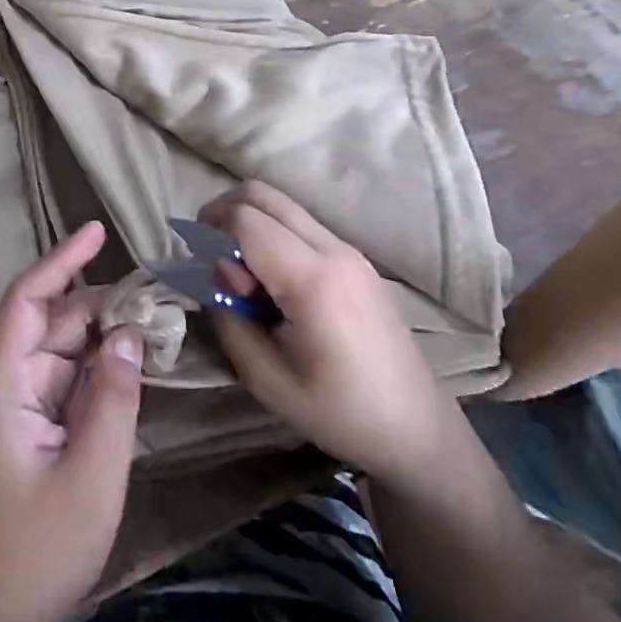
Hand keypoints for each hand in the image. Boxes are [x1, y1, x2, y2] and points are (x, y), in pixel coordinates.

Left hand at [0, 221, 145, 621]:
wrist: (15, 611)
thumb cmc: (44, 544)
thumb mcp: (91, 473)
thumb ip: (113, 398)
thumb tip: (130, 333)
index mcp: (6, 386)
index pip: (26, 304)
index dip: (58, 262)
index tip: (97, 232)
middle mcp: (16, 383)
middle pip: (57, 321)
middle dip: (103, 303)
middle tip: (157, 298)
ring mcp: (34, 402)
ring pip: (73, 346)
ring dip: (111, 332)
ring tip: (158, 323)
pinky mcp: (51, 422)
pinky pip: (82, 375)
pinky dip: (110, 362)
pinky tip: (142, 357)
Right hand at [202, 181, 451, 487]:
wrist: (415, 426)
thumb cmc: (339, 412)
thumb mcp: (266, 379)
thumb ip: (229, 318)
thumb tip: (216, 276)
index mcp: (313, 279)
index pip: (246, 220)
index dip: (211, 233)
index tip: (205, 271)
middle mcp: (334, 250)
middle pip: (263, 195)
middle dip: (223, 213)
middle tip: (209, 256)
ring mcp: (349, 250)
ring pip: (282, 205)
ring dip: (250, 225)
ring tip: (245, 279)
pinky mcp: (356, 259)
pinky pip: (301, 225)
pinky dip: (272, 235)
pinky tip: (273, 284)